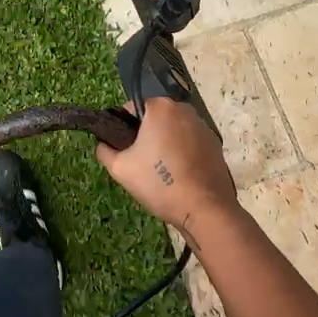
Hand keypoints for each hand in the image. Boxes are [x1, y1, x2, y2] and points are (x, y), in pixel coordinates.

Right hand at [95, 97, 238, 245]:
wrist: (205, 209)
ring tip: (161, 172)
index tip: (124, 150)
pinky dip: (182, 153)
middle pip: (155, 118)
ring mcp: (203, 126)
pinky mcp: (215, 144)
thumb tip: (103, 144)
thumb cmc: (160, 183)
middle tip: (140, 163)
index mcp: (161, 107)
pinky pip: (190, 142)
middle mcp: (184, 109)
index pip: (132, 108)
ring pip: (173, 130)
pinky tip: (180, 176)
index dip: (123, 128)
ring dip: (165, 144)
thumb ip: (104, 150)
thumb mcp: (121, 169)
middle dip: (146, 136)